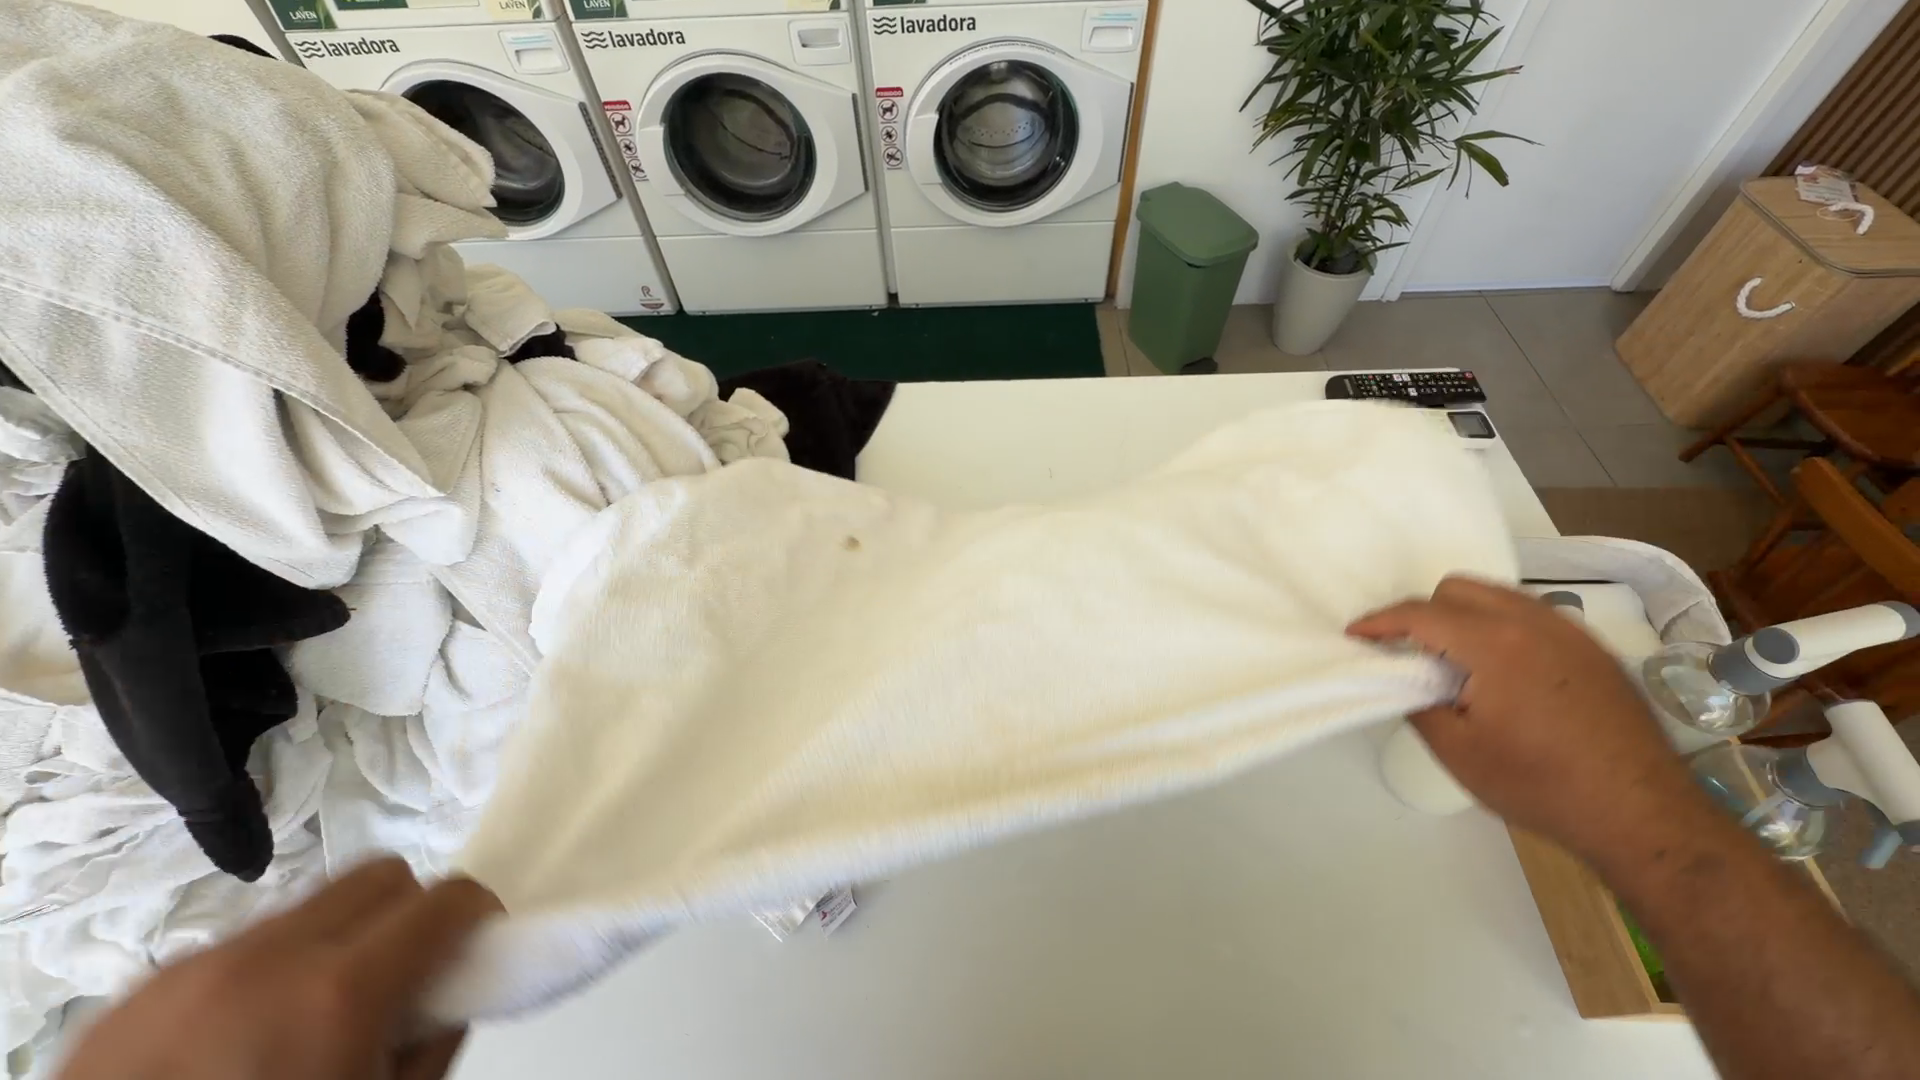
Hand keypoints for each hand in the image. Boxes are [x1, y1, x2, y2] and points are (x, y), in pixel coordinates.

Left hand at [58, 858, 499, 1079]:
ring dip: (335, 939)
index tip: (476, 939)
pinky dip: (267, 972)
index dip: (476, 912)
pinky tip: (240, 1037)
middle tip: (402, 968)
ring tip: (308, 1013)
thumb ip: (436, 1038)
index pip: (446, 899)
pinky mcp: (142, 988)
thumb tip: (449, 988)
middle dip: (409, 910)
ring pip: (310, 907)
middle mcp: (272, 959)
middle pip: (381, 876)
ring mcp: (199, 968)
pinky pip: (238, 947)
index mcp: (340, 994)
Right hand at [1349, 576, 1706, 862]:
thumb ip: (1418, 703)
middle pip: (1458, 588)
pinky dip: (1500, 626)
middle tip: (1409, 653)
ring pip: (1497, 596)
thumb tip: (1406, 680)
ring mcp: (1571, 633)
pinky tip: (1501, 671)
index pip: (1421, 613)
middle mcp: (1534, 623)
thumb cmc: (1540, 785)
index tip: (1355, 635)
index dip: (1379, 622)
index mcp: (1495, 644)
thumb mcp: (1457, 751)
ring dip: (1462, 615)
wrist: (1643, 816)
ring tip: (1454, 661)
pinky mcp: (1594, 650)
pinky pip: (1531, 615)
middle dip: (1422, 612)